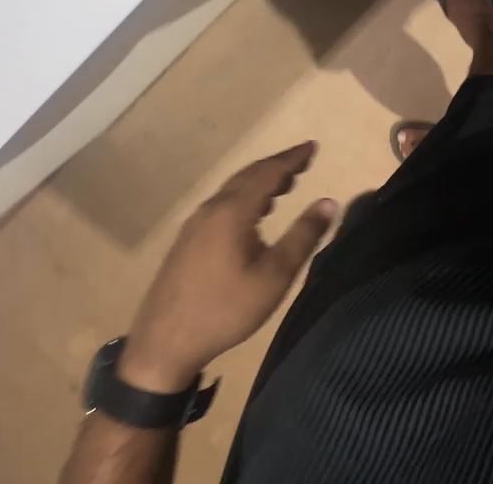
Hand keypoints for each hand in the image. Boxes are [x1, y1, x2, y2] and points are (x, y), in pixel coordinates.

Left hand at [116, 141, 337, 393]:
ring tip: (284, 186)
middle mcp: (211, 209)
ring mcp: (194, 225)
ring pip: (233, 190)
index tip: (312, 147)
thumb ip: (303, 236)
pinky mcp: (186, 242)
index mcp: (233, 211)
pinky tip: (253, 214)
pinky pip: (222, 205)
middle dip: (277, 166)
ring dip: (260, 182)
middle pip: (248, 176)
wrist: (163, 345)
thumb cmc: (225, 310)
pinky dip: (244, 197)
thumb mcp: (274, 276)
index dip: (292, 158)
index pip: (268, 172)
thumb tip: (329, 202)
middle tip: (302, 161)